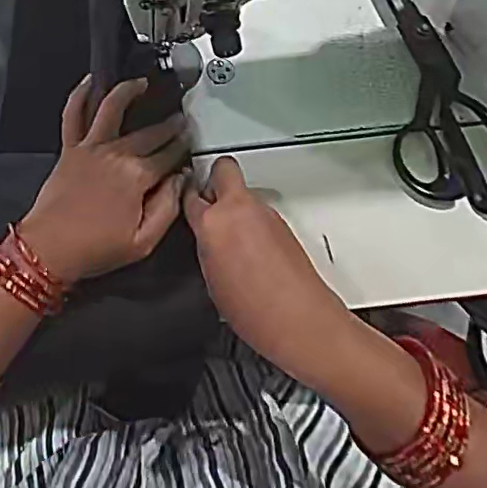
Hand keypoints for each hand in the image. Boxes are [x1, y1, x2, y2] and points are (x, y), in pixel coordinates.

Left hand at [17, 77, 188, 282]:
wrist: (47, 251)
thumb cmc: (92, 248)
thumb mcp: (144, 241)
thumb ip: (169, 208)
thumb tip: (180, 182)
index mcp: (137, 177)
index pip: (170, 155)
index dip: (183, 148)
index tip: (190, 144)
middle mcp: (115, 155)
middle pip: (150, 132)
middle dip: (170, 124)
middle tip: (180, 120)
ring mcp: (91, 148)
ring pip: (112, 108)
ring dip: (128, 91)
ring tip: (141, 84)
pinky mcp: (70, 149)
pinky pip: (73, 115)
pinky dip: (80, 95)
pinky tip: (89, 83)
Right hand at [185, 156, 357, 380]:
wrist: (299, 318)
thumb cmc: (257, 310)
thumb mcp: (210, 280)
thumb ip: (205, 247)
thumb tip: (205, 239)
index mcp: (213, 222)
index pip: (191, 195)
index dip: (187, 199)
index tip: (187, 202)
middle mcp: (241, 209)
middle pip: (224, 169)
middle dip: (215, 178)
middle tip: (210, 198)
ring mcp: (266, 213)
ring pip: (245, 192)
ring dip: (238, 206)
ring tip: (234, 238)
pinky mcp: (283, 223)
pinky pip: (261, 212)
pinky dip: (255, 223)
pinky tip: (253, 250)